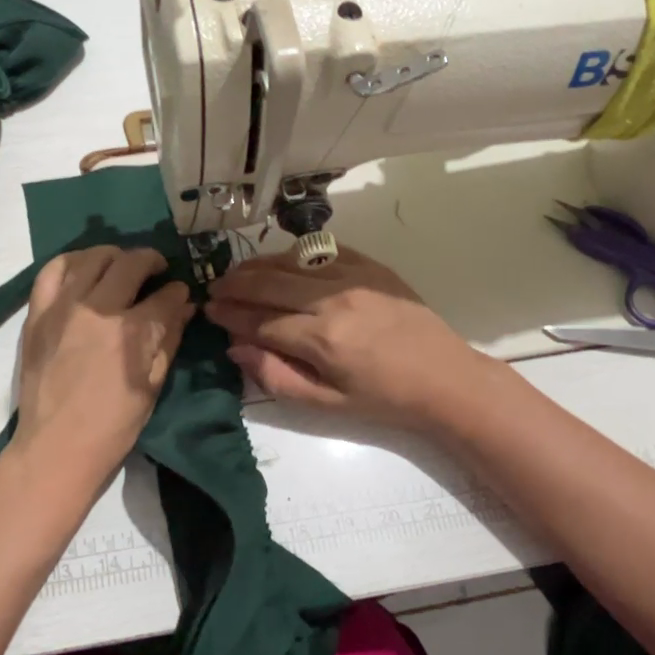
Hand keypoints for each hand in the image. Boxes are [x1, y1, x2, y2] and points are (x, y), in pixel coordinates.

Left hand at [13, 246, 194, 476]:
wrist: (56, 447)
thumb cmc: (113, 426)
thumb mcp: (152, 385)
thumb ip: (169, 339)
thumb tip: (184, 306)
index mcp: (132, 332)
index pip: (165, 295)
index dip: (178, 291)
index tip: (180, 293)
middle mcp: (98, 309)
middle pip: (131, 264)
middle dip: (151, 262)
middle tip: (157, 271)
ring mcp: (63, 307)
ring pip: (93, 257)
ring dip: (115, 256)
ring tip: (122, 267)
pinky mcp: (38, 313)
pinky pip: (52, 270)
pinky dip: (72, 262)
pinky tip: (84, 268)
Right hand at [204, 247, 495, 428]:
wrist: (445, 378)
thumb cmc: (384, 399)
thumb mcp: (327, 404)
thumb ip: (277, 376)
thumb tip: (236, 348)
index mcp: (321, 340)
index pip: (260, 321)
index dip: (230, 315)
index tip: (209, 311)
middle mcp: (332, 301)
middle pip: (269, 284)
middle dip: (235, 285)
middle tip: (214, 288)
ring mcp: (353, 278)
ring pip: (292, 261)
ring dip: (258, 265)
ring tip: (238, 272)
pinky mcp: (371, 267)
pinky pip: (323, 250)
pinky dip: (295, 254)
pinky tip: (281, 260)